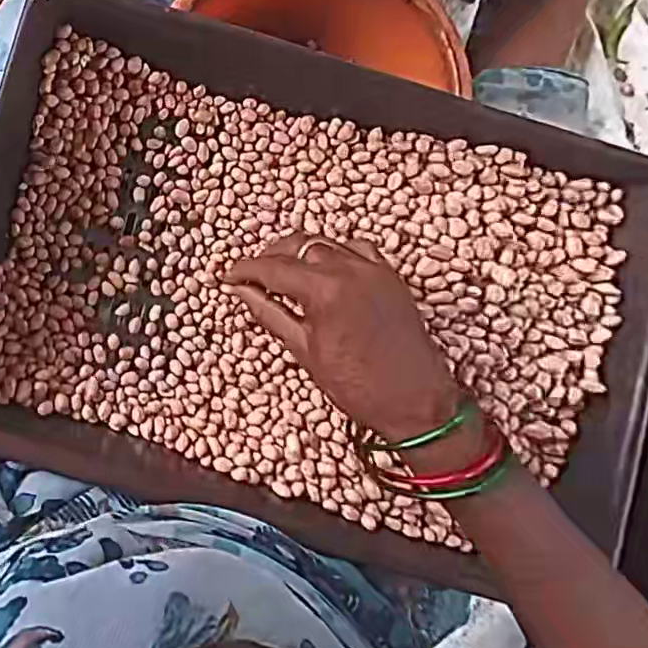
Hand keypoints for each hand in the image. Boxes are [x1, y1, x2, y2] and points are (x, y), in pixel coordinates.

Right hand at [223, 233, 461, 443]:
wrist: (417, 404)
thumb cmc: (361, 386)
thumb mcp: (302, 348)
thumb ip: (268, 311)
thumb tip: (241, 291)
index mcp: (325, 290)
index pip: (272, 267)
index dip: (245, 270)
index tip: (230, 276)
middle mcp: (351, 271)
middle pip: (297, 246)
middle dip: (269, 257)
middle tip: (251, 276)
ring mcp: (374, 271)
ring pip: (324, 244)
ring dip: (299, 253)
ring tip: (282, 273)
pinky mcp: (390, 278)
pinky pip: (356, 249)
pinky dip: (334, 253)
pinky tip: (323, 269)